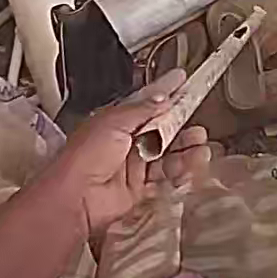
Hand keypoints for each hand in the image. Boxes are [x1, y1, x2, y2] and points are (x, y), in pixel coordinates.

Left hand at [42, 69, 212, 234]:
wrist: (76, 196)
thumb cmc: (86, 155)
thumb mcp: (115, 122)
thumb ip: (142, 110)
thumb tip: (162, 98)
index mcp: (115, 120)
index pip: (145, 102)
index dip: (164, 92)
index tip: (181, 81)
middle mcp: (124, 140)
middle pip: (159, 129)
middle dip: (180, 124)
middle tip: (197, 122)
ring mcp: (131, 164)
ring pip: (165, 153)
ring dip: (184, 148)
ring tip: (200, 144)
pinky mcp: (138, 187)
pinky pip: (163, 176)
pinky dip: (180, 170)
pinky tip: (192, 164)